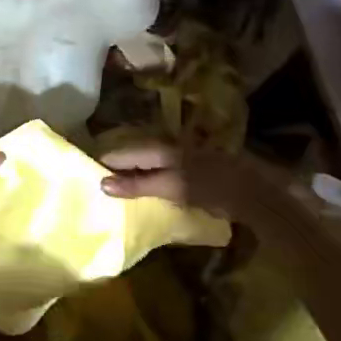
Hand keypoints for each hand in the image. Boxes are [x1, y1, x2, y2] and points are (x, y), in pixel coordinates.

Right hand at [99, 141, 273, 216]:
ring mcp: (186, 161)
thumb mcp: (171, 186)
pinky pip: (164, 173)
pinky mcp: (196, 175)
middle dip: (119, 165)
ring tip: (117, 186)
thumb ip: (139, 184)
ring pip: (151, 163)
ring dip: (135, 173)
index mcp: (163, 149)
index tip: (85, 167)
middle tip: (96, 176)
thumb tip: (103, 183)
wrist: (255, 192)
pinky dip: (151, 180)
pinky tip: (148, 191)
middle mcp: (172, 149)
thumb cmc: (211, 186)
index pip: (127, 151)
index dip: (107, 159)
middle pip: (138, 155)